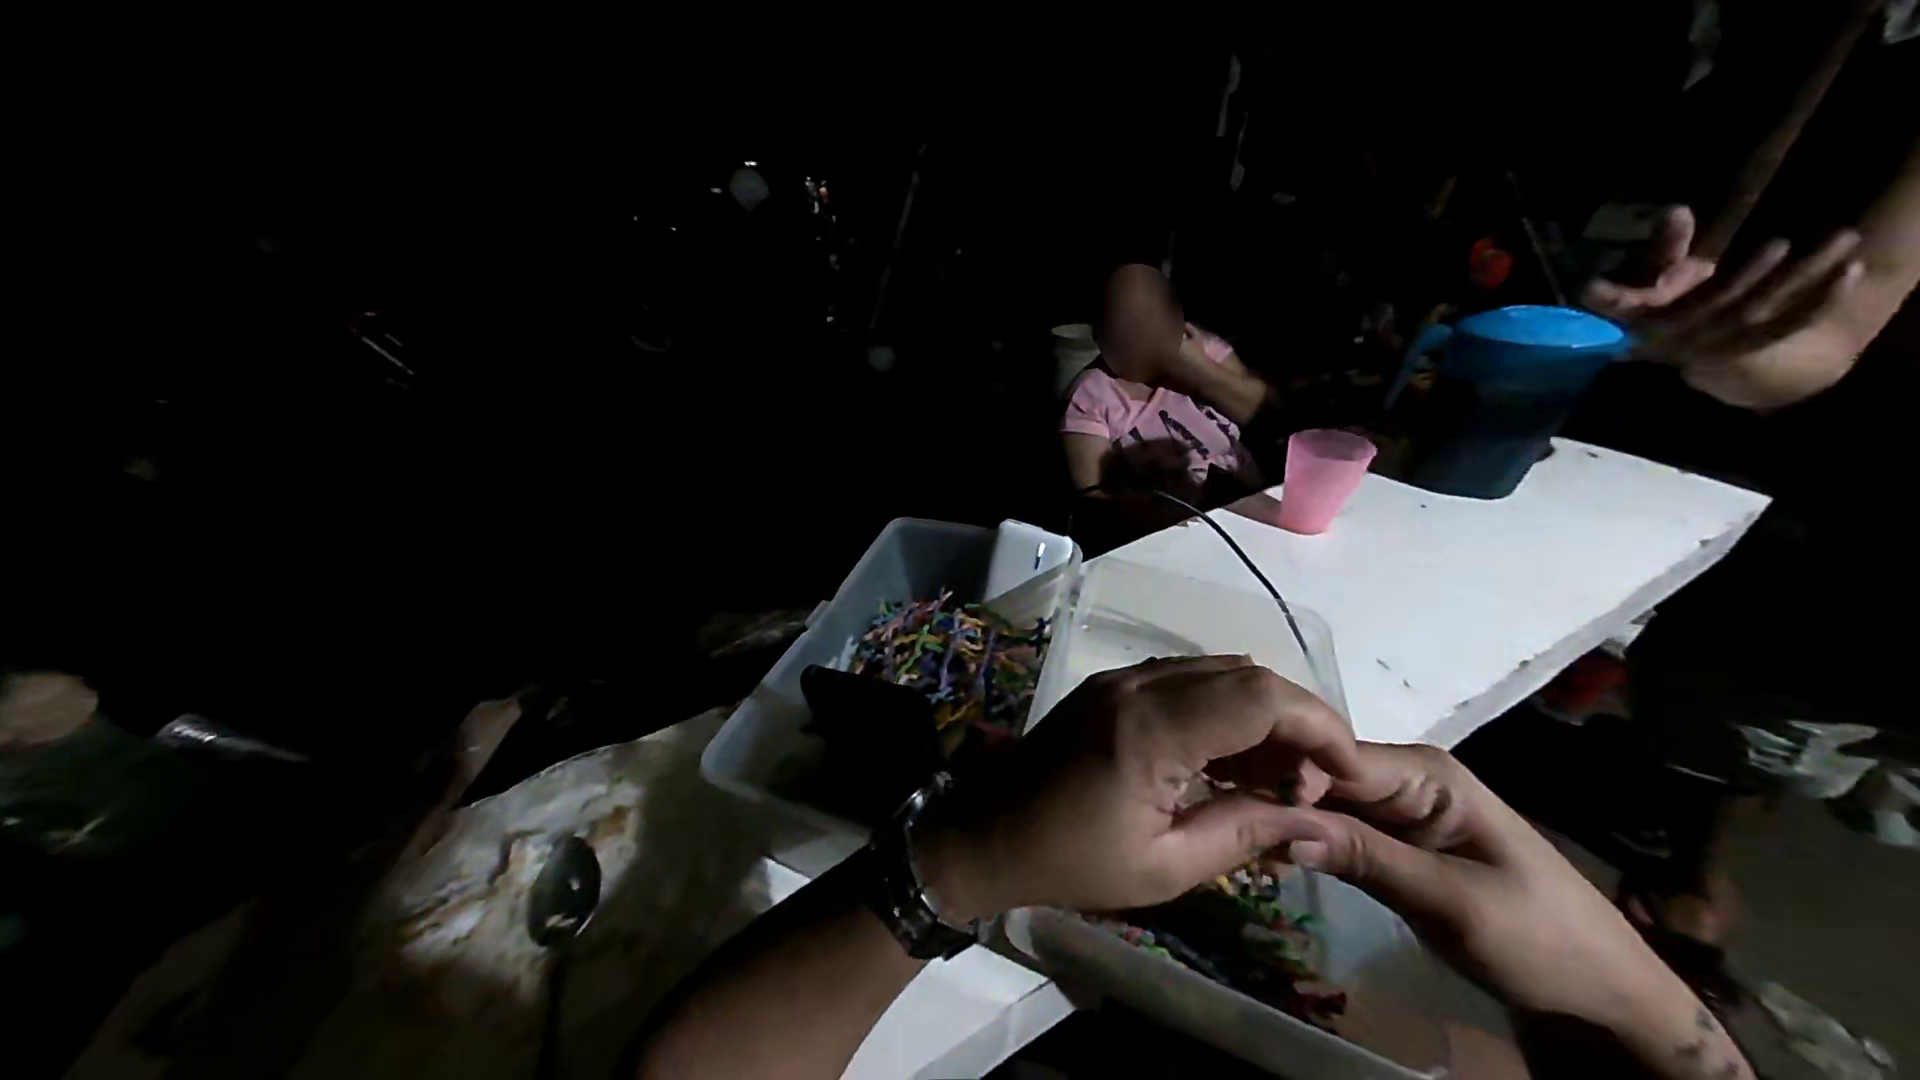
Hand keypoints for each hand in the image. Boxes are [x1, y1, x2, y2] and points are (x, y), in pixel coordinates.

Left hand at [915, 655, 1362, 920]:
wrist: (989, 831)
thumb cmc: (1071, 861)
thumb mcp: (1164, 866)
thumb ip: (1243, 833)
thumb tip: (1311, 817)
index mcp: (1150, 728)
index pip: (1259, 696)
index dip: (1319, 726)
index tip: (1349, 771)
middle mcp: (1136, 684)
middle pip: (1243, 673)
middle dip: (1296, 717)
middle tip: (1313, 778)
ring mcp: (1119, 678)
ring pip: (1215, 669)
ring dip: (1259, 709)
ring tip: (1277, 771)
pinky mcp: (1108, 684)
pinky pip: (1182, 677)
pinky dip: (1220, 705)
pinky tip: (1229, 752)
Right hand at [1274, 743, 1695, 1033]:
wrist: (1602, 997)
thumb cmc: (1543, 941)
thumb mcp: (1455, 902)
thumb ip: (1367, 858)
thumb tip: (1281, 827)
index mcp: (1424, 772)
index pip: (1335, 759)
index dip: (1288, 778)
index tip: (1244, 810)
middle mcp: (1400, 777)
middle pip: (1320, 775)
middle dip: (1277, 798)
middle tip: (1231, 827)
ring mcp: (1392, 807)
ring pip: (1319, 801)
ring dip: (1284, 819)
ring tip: (1240, 837)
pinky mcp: (1386, 838)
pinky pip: (1332, 828)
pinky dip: (1303, 839)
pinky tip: (1270, 850)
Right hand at [1583, 205, 1864, 409]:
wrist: (1700, 349)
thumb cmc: (1668, 304)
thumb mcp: (1657, 276)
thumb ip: (1663, 247)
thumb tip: (1675, 211)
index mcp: (1632, 322)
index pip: (1616, 310)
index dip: (1606, 300)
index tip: (1592, 288)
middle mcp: (1662, 341)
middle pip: (1700, 312)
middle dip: (1740, 280)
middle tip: (1778, 244)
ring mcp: (1703, 350)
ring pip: (1749, 316)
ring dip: (1792, 281)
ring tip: (1834, 242)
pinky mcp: (1743, 352)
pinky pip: (1784, 329)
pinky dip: (1818, 303)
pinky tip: (1848, 272)